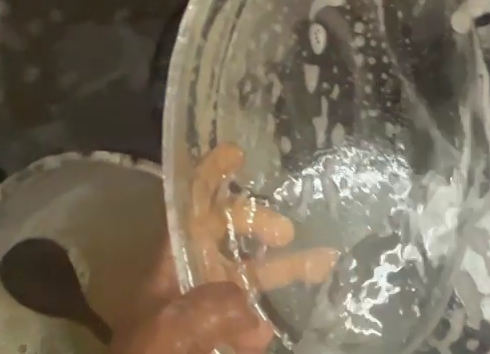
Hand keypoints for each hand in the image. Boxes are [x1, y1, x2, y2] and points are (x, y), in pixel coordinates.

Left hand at [110, 147, 337, 353]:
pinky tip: (284, 323)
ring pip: (250, 278)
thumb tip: (251, 306)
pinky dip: (268, 319)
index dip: (210, 176)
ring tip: (323, 262)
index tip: (236, 152)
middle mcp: (191, 277)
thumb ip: (204, 312)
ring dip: (283, 270)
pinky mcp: (220, 338)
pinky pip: (251, 319)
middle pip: (227, 234)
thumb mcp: (166, 332)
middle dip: (258, 223)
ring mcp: (207, 309)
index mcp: (171, 261)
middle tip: (286, 231)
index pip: (192, 206)